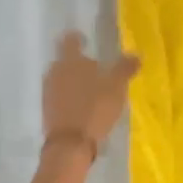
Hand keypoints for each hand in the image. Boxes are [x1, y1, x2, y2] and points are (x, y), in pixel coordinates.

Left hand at [43, 32, 139, 151]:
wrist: (70, 144)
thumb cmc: (94, 108)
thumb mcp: (116, 87)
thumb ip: (125, 68)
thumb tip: (136, 54)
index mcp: (69, 59)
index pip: (70, 39)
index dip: (78, 38)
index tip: (86, 40)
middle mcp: (54, 70)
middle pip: (65, 60)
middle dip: (78, 63)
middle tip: (97, 70)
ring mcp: (48, 91)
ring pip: (61, 78)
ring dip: (74, 81)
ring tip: (92, 91)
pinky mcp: (47, 109)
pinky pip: (59, 95)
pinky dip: (70, 97)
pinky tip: (83, 107)